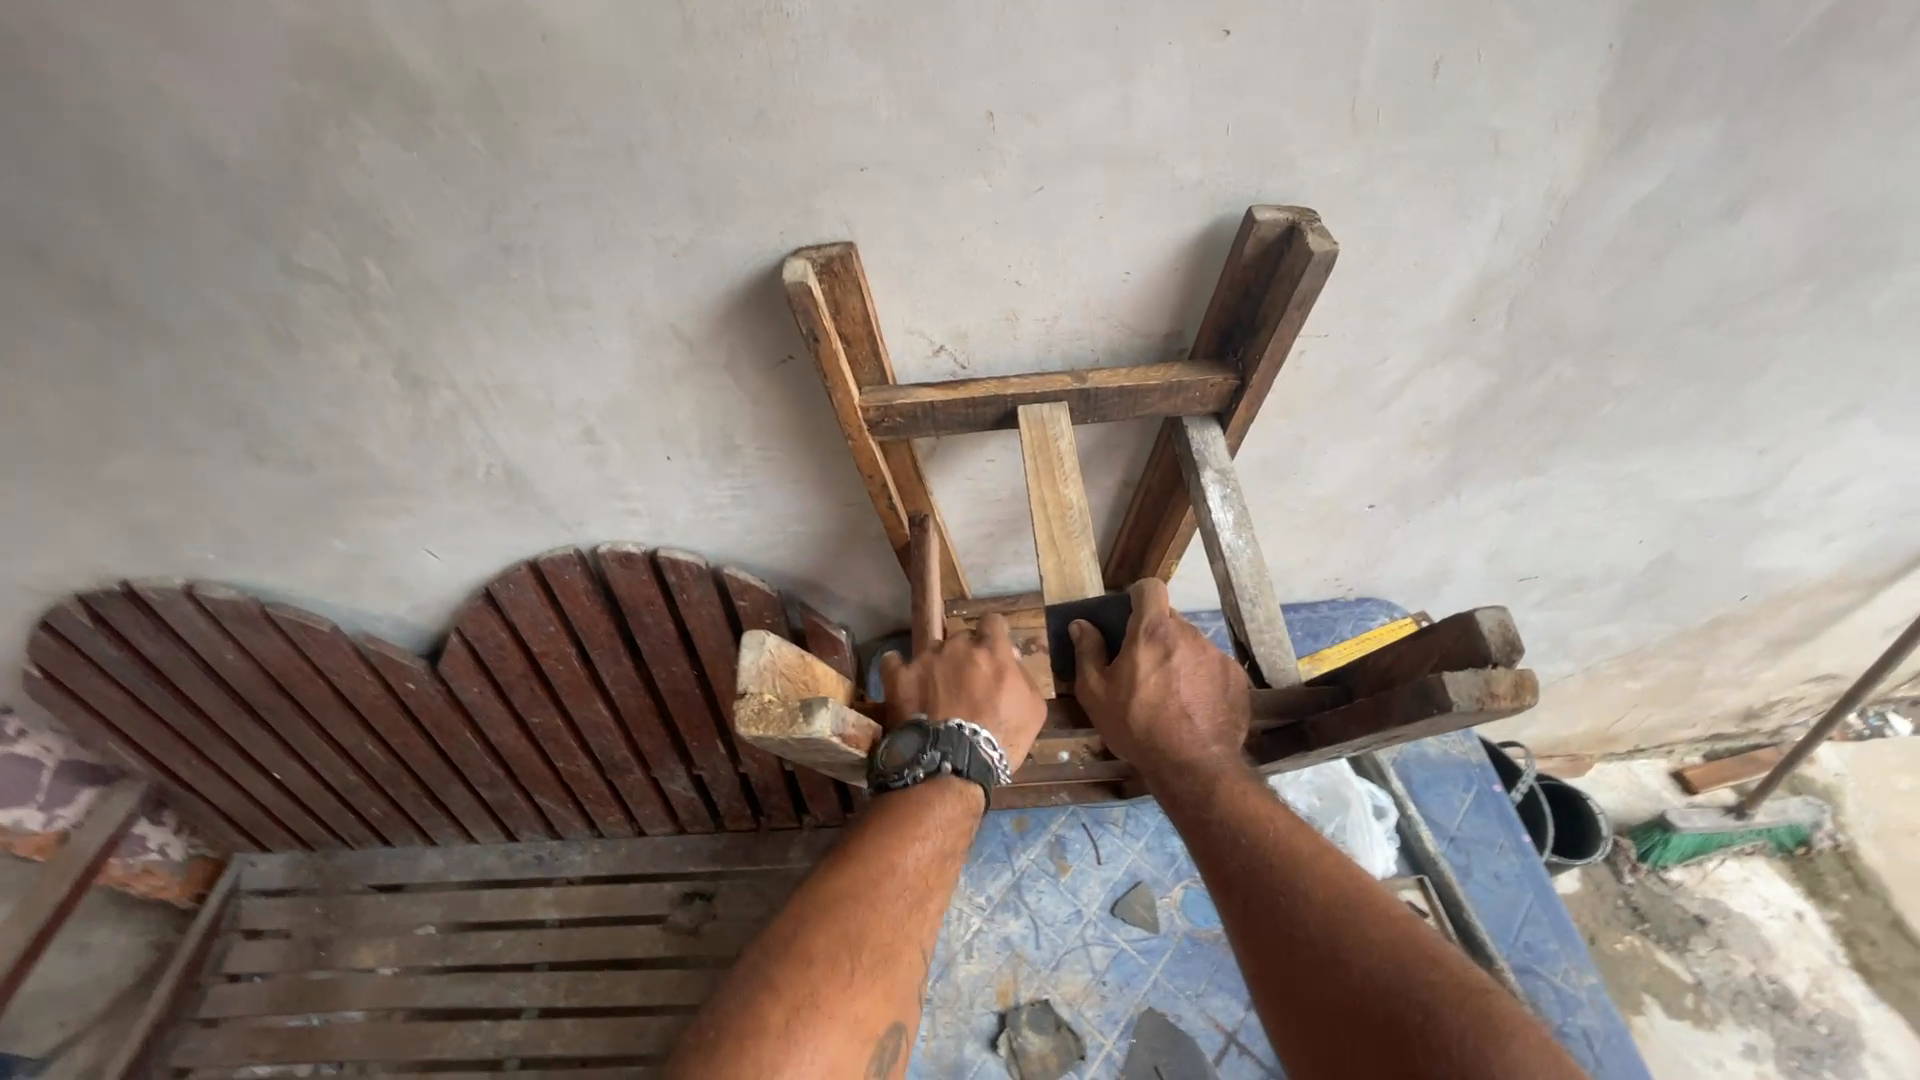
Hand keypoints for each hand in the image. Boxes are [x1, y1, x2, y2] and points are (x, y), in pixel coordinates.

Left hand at [878, 612, 1047, 765]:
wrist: (954, 766)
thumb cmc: (1001, 740)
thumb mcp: (1034, 709)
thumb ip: (1023, 675)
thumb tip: (1011, 657)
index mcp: (992, 650)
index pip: (993, 622)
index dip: (993, 635)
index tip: (992, 652)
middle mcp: (957, 646)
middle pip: (961, 639)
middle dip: (965, 656)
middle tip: (966, 684)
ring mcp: (925, 659)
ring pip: (931, 651)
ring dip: (935, 666)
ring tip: (935, 695)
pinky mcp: (899, 677)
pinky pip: (893, 661)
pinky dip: (899, 670)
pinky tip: (904, 683)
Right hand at [1069, 578, 1251, 788]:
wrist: (1192, 766)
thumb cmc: (1136, 726)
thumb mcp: (1095, 693)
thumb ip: (1088, 652)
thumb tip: (1081, 624)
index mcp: (1152, 631)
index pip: (1150, 587)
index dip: (1138, 596)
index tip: (1129, 615)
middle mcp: (1189, 633)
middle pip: (1169, 620)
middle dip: (1155, 635)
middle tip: (1142, 667)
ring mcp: (1216, 655)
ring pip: (1191, 644)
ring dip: (1178, 657)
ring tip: (1169, 693)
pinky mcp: (1236, 678)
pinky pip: (1212, 666)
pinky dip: (1201, 678)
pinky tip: (1193, 706)